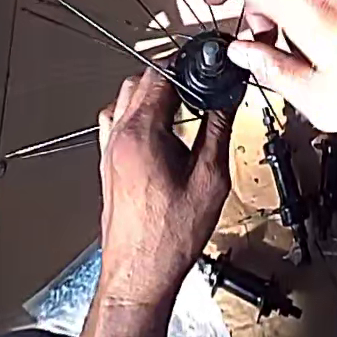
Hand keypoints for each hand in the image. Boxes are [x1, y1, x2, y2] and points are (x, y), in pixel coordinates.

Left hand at [94, 72, 232, 307]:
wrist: (138, 277)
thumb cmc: (168, 237)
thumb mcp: (210, 178)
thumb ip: (218, 129)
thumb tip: (228, 98)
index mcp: (142, 133)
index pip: (159, 74)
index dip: (183, 60)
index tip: (201, 59)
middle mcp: (120, 136)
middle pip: (140, 80)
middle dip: (169, 70)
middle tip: (196, 75)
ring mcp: (109, 149)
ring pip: (124, 96)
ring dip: (150, 88)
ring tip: (179, 94)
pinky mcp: (108, 164)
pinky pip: (115, 119)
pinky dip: (135, 108)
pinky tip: (155, 123)